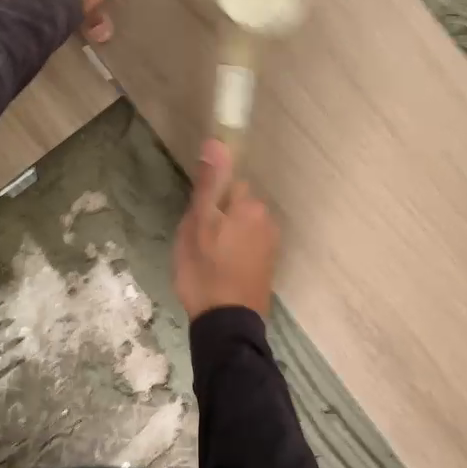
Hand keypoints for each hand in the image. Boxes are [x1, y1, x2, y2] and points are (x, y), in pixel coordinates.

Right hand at [173, 140, 279, 320]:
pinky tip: (221, 270)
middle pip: (235, 202)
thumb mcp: (196, 224)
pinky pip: (246, 244)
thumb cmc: (205, 271)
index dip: (208, 199)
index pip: (226, 182)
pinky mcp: (268, 264)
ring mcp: (270, 243)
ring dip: (226, 234)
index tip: (197, 220)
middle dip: (217, 216)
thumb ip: (208, 183)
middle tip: (198, 241)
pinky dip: (234, 251)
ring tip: (208, 259)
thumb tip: (217, 142)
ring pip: (240, 224)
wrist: (226, 325)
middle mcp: (266, 219)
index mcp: (248, 205)